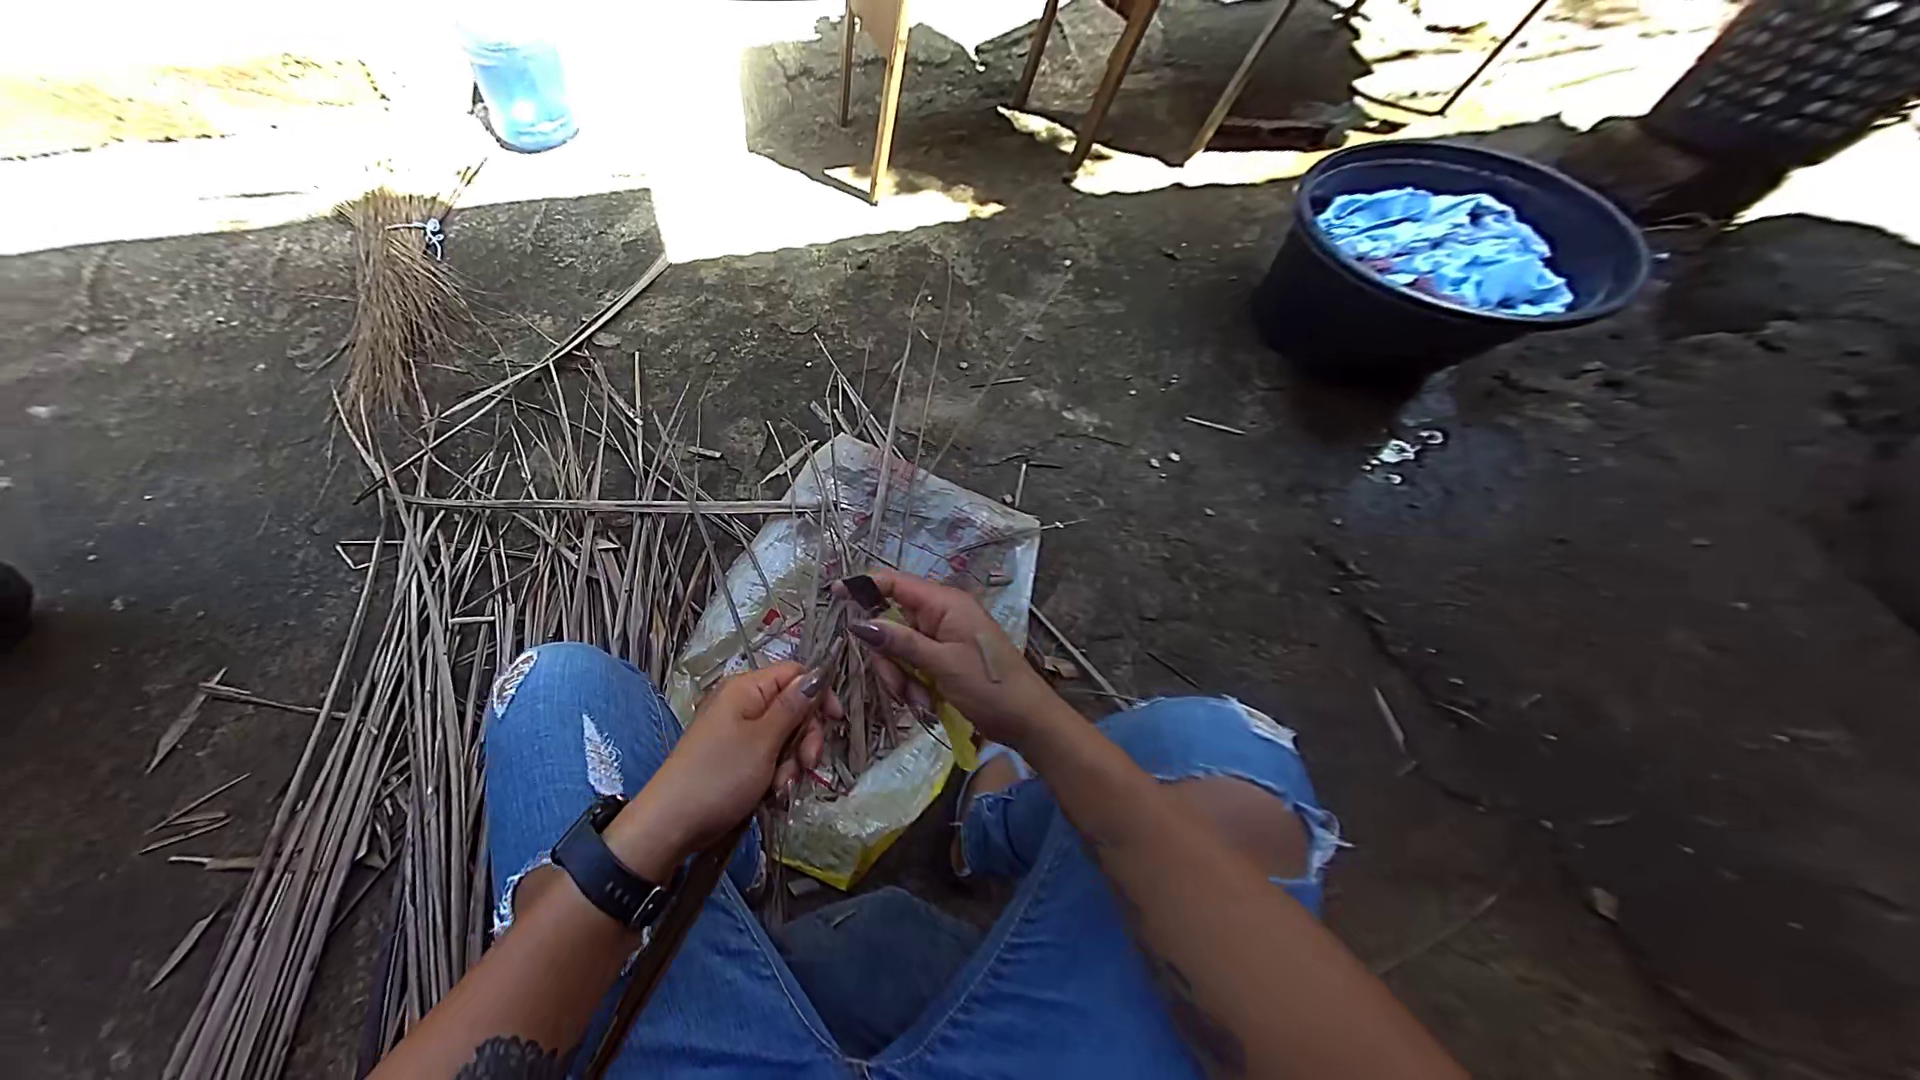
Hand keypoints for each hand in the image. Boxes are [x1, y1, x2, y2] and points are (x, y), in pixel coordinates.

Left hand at [606, 663, 830, 874]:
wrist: (669, 826)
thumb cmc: (719, 776)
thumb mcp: (764, 740)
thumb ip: (794, 706)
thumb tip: (819, 674)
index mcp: (746, 688)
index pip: (795, 673)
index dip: (819, 693)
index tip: (835, 722)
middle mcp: (742, 703)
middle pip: (794, 707)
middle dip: (805, 737)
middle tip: (807, 763)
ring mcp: (738, 731)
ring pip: (785, 736)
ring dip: (792, 761)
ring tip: (781, 785)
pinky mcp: (736, 757)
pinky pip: (769, 756)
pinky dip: (776, 773)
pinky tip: (771, 793)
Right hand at [848, 570, 1067, 749]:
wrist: (1027, 720)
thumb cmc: (991, 686)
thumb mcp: (942, 664)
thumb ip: (900, 642)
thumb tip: (860, 622)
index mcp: (945, 603)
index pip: (896, 583)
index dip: (865, 586)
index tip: (836, 596)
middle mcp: (941, 615)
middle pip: (891, 624)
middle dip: (889, 659)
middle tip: (899, 686)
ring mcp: (941, 639)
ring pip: (898, 650)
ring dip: (901, 678)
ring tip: (921, 700)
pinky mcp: (942, 661)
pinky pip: (912, 666)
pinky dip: (913, 685)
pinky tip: (927, 703)